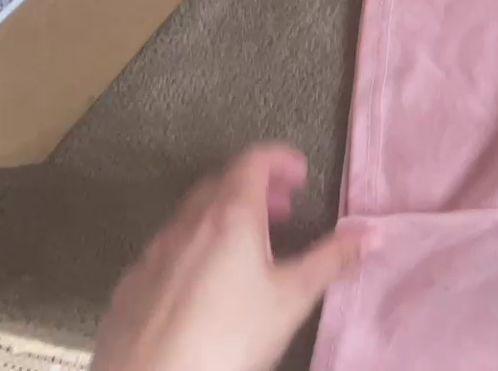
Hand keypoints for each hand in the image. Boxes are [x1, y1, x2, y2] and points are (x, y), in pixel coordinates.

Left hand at [92, 143, 365, 370]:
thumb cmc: (227, 339)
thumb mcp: (293, 297)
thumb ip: (332, 258)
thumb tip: (372, 232)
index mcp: (229, 217)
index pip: (253, 160)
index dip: (281, 158)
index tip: (302, 176)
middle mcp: (186, 227)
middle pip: (220, 183)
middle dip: (255, 187)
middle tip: (283, 210)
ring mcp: (149, 259)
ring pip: (189, 217)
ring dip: (222, 217)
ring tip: (247, 249)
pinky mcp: (125, 294)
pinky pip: (164, 253)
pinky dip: (192, 249)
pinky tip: (202, 288)